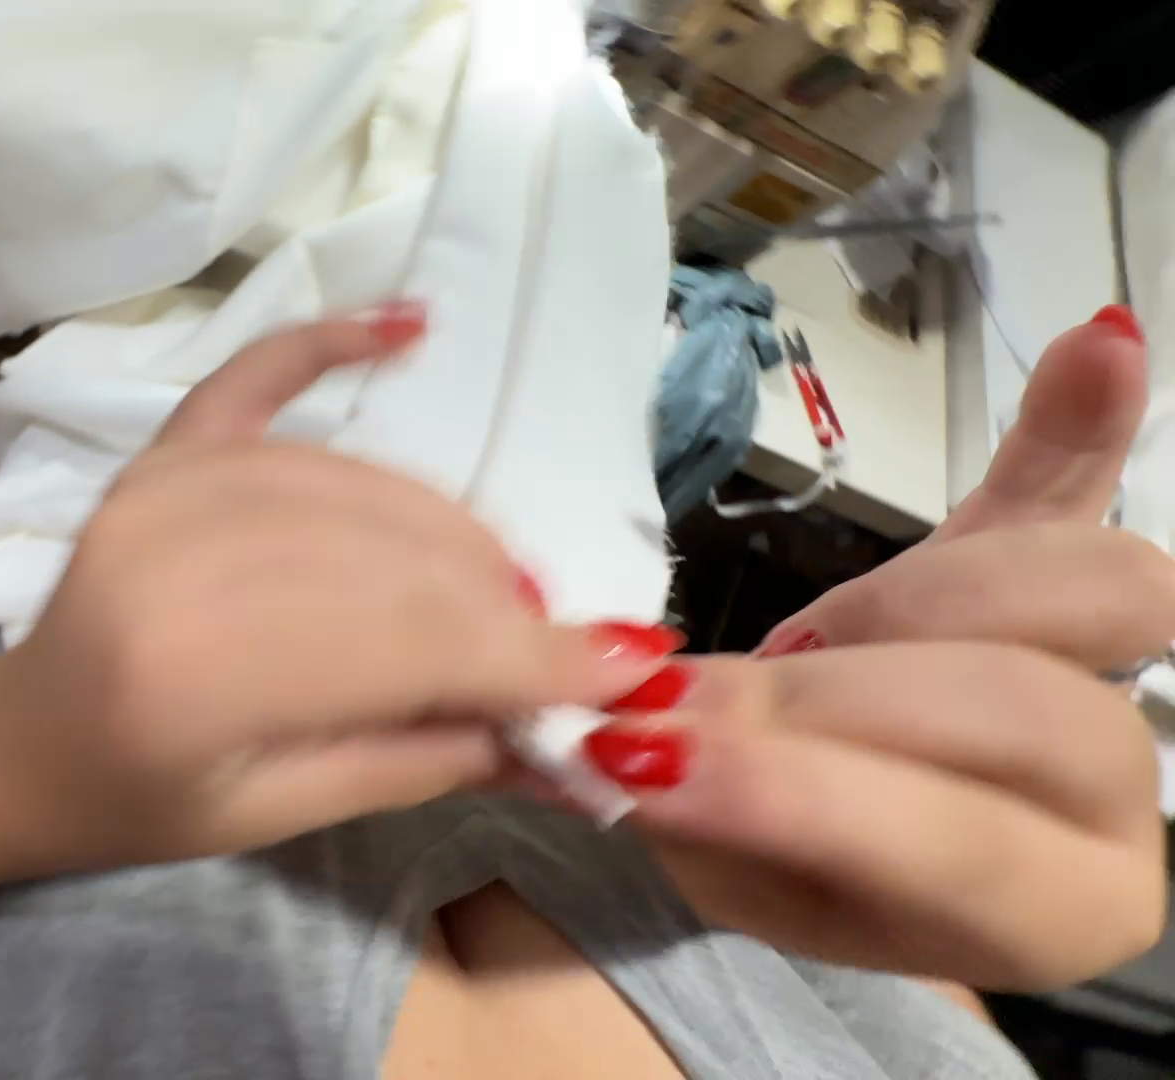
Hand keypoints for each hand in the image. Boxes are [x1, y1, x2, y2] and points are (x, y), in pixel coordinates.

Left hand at [0, 305, 676, 868]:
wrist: (19, 748)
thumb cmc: (132, 803)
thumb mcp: (273, 815)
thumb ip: (411, 758)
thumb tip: (549, 722)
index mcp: (197, 674)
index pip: (405, 644)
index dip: (526, 656)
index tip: (620, 672)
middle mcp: (176, 557)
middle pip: (391, 554)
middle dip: (495, 599)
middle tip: (548, 639)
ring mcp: (160, 490)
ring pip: (355, 482)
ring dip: (446, 528)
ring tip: (493, 580)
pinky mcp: (156, 460)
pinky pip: (253, 380)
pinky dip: (327, 343)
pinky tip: (408, 325)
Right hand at [603, 309, 1171, 989]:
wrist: (813, 828)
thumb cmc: (760, 856)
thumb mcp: (713, 867)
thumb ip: (683, 809)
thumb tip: (620, 735)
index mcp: (1033, 913)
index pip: (943, 840)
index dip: (778, 784)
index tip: (632, 748)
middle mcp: (1115, 809)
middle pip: (1021, 706)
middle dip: (816, 692)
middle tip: (677, 687)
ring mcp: (1101, 687)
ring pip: (1077, 596)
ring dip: (913, 601)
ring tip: (805, 633)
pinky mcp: (1039, 597)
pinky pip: (1072, 500)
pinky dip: (1077, 426)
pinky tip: (1087, 353)